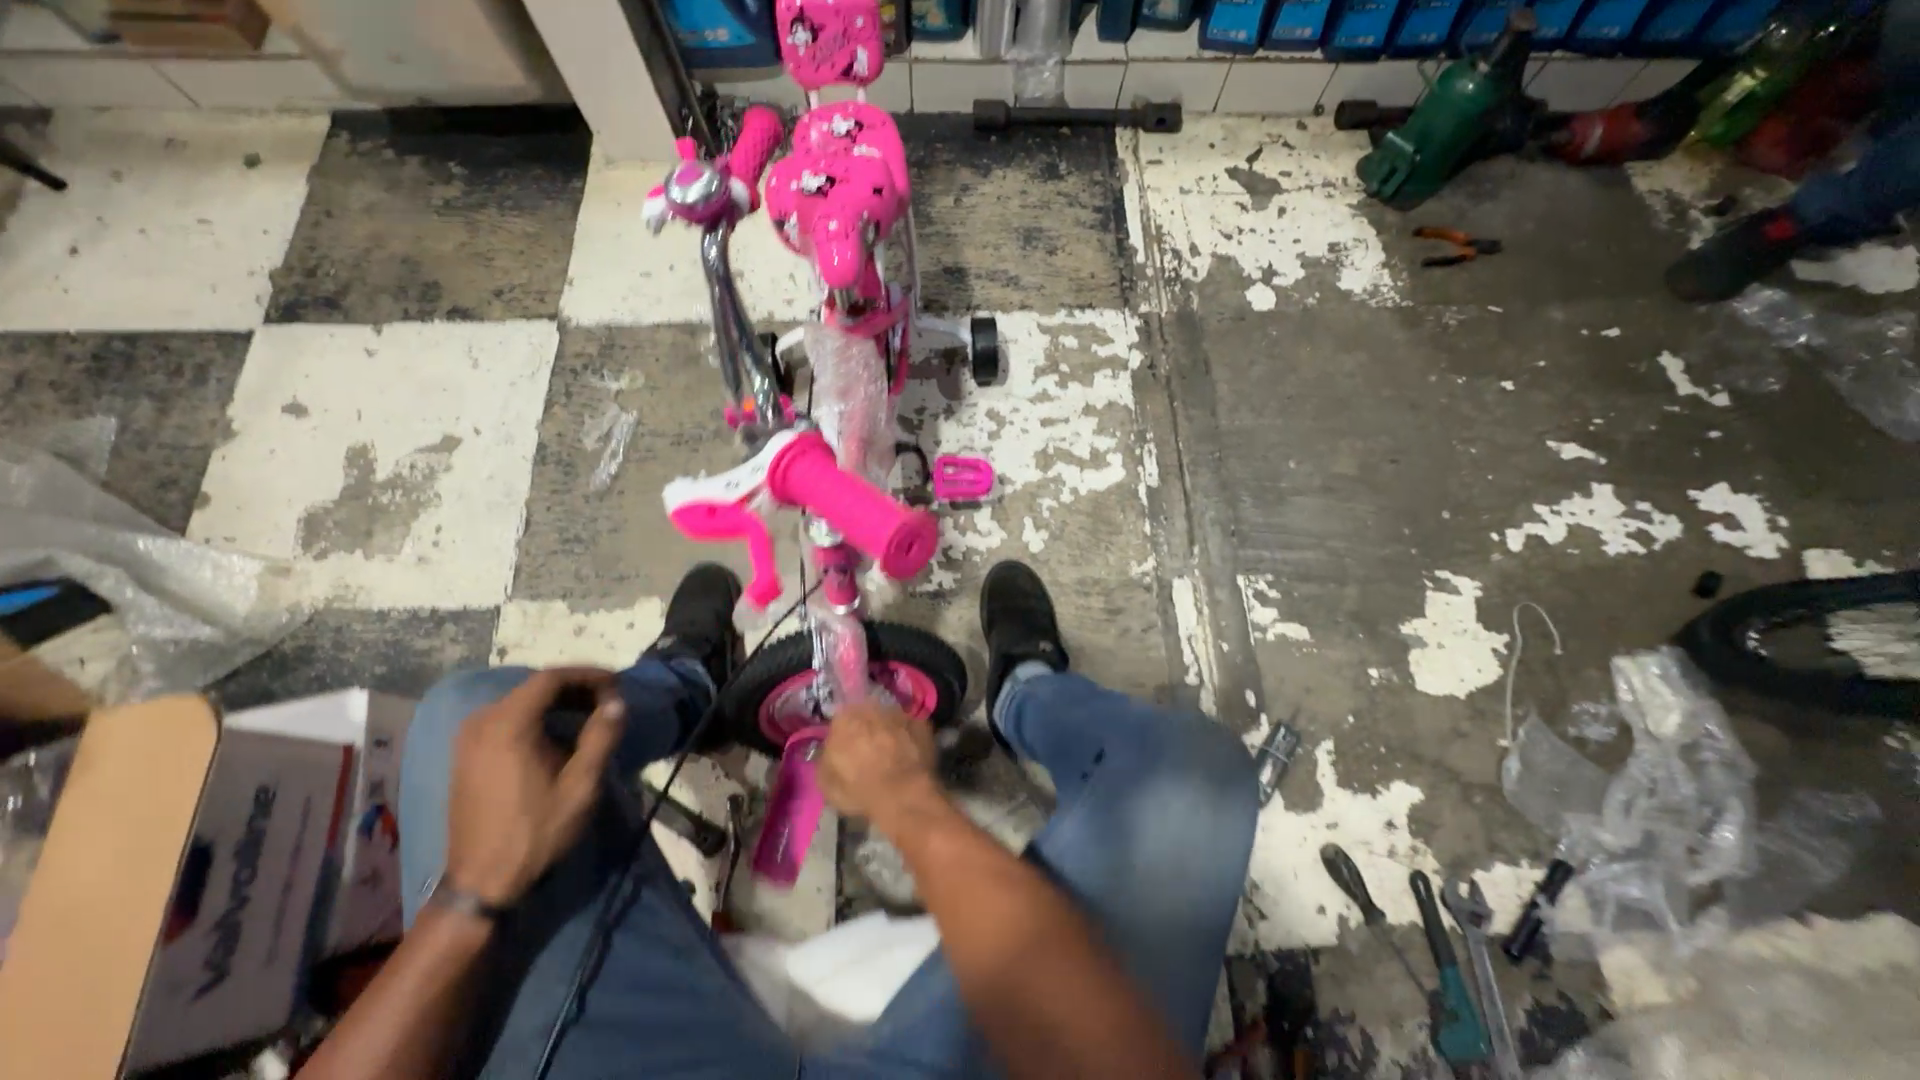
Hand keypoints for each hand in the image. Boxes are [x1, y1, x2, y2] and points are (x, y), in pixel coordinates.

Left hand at [444, 668, 624, 906]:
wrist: (481, 879)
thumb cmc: (535, 832)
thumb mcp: (580, 787)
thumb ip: (600, 738)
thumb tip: (616, 703)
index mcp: (507, 724)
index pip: (550, 678)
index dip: (587, 675)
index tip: (616, 684)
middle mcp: (481, 722)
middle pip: (533, 687)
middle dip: (574, 688)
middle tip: (607, 700)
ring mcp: (468, 739)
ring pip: (518, 703)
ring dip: (555, 703)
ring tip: (587, 716)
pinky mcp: (465, 755)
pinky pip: (504, 720)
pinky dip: (534, 718)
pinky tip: (555, 736)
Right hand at [819, 701, 941, 827]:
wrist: (903, 795)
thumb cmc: (859, 789)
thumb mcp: (826, 782)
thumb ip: (825, 759)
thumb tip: (829, 752)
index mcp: (844, 718)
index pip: (840, 721)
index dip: (844, 736)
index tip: (847, 751)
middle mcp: (872, 707)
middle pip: (866, 715)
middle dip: (867, 730)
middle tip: (870, 752)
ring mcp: (900, 713)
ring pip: (890, 720)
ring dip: (890, 732)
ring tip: (893, 755)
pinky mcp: (923, 723)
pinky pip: (912, 729)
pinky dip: (910, 738)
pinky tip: (911, 756)